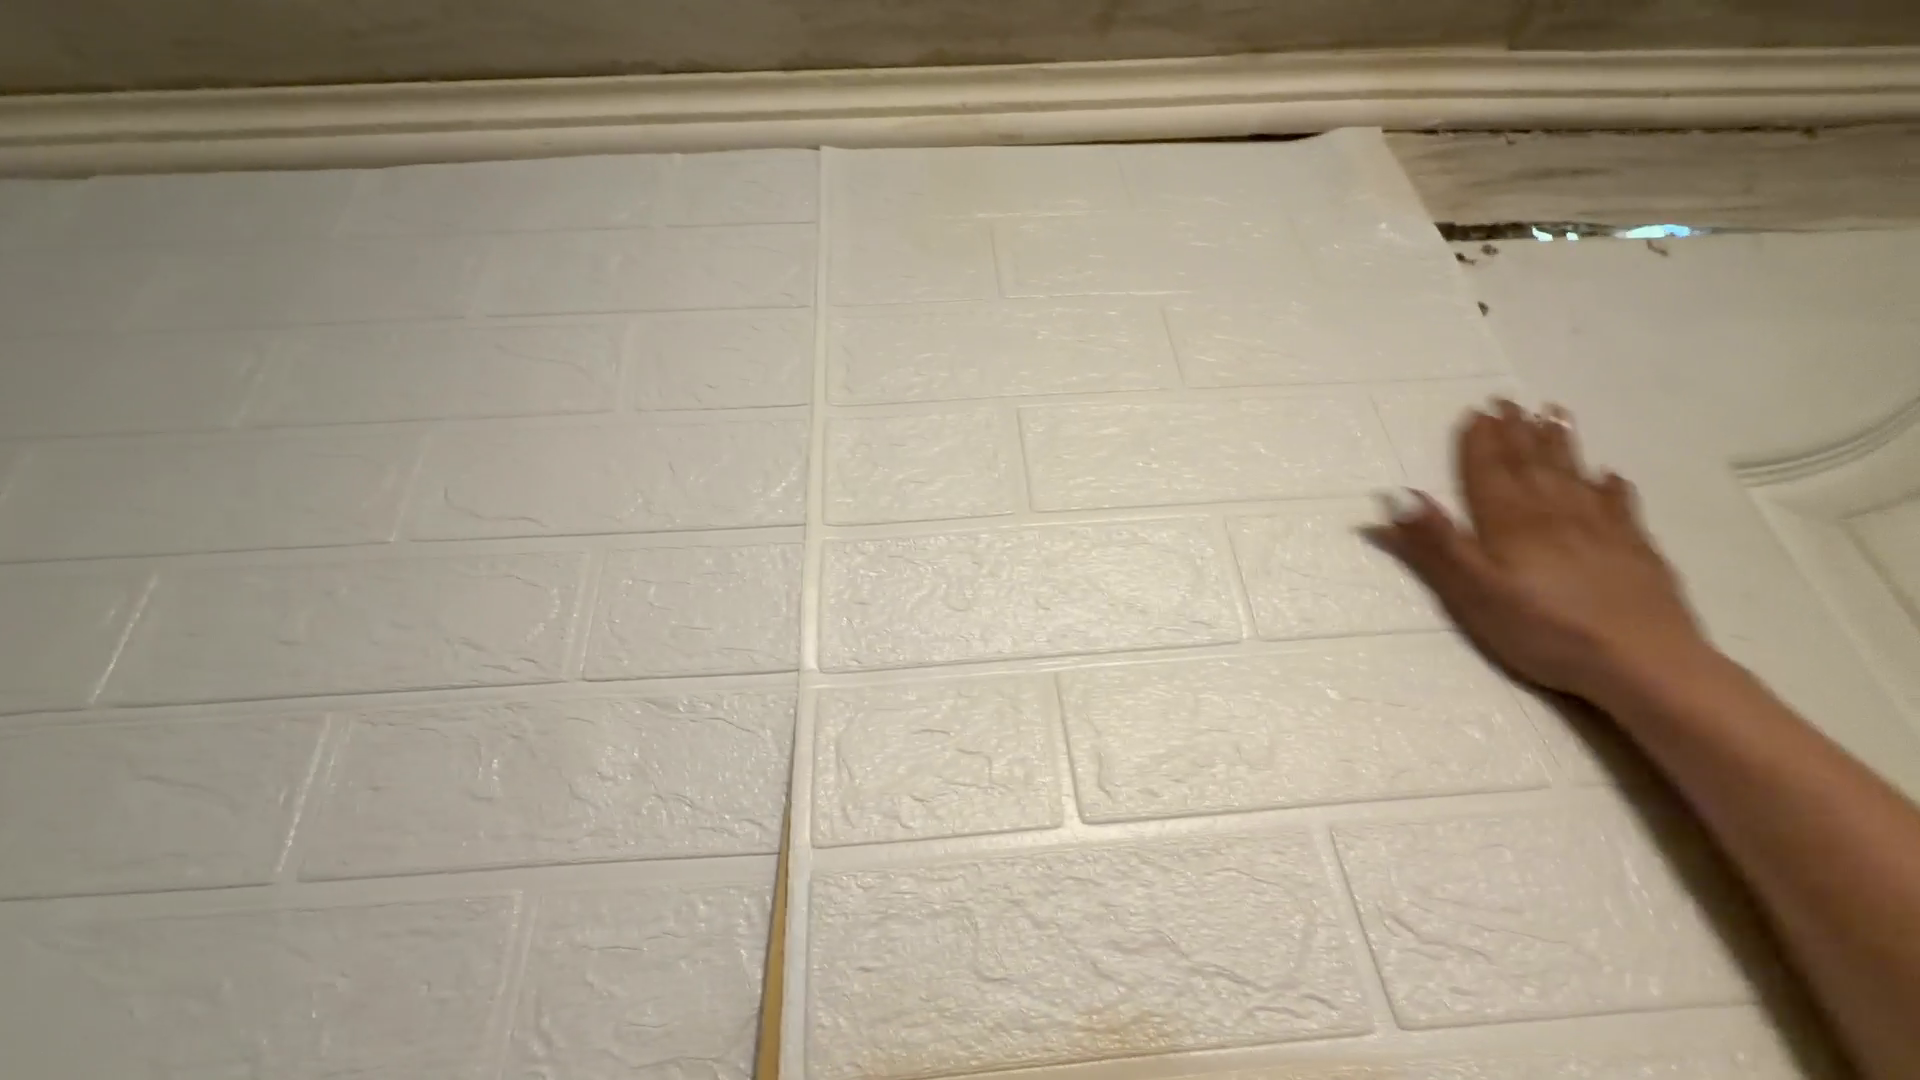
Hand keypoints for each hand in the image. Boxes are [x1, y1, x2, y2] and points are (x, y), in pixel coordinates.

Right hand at [1366, 400, 1709, 702]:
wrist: (1641, 661)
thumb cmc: (1543, 629)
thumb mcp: (1472, 591)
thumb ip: (1435, 543)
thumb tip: (1395, 496)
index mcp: (1510, 523)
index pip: (1489, 472)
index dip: (1480, 442)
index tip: (1476, 411)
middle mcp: (1554, 514)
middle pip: (1531, 464)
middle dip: (1516, 432)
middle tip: (1509, 401)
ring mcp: (1600, 529)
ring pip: (1574, 474)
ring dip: (1559, 444)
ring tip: (1553, 414)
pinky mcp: (1635, 549)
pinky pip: (1619, 505)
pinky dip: (1611, 486)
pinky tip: (1610, 476)